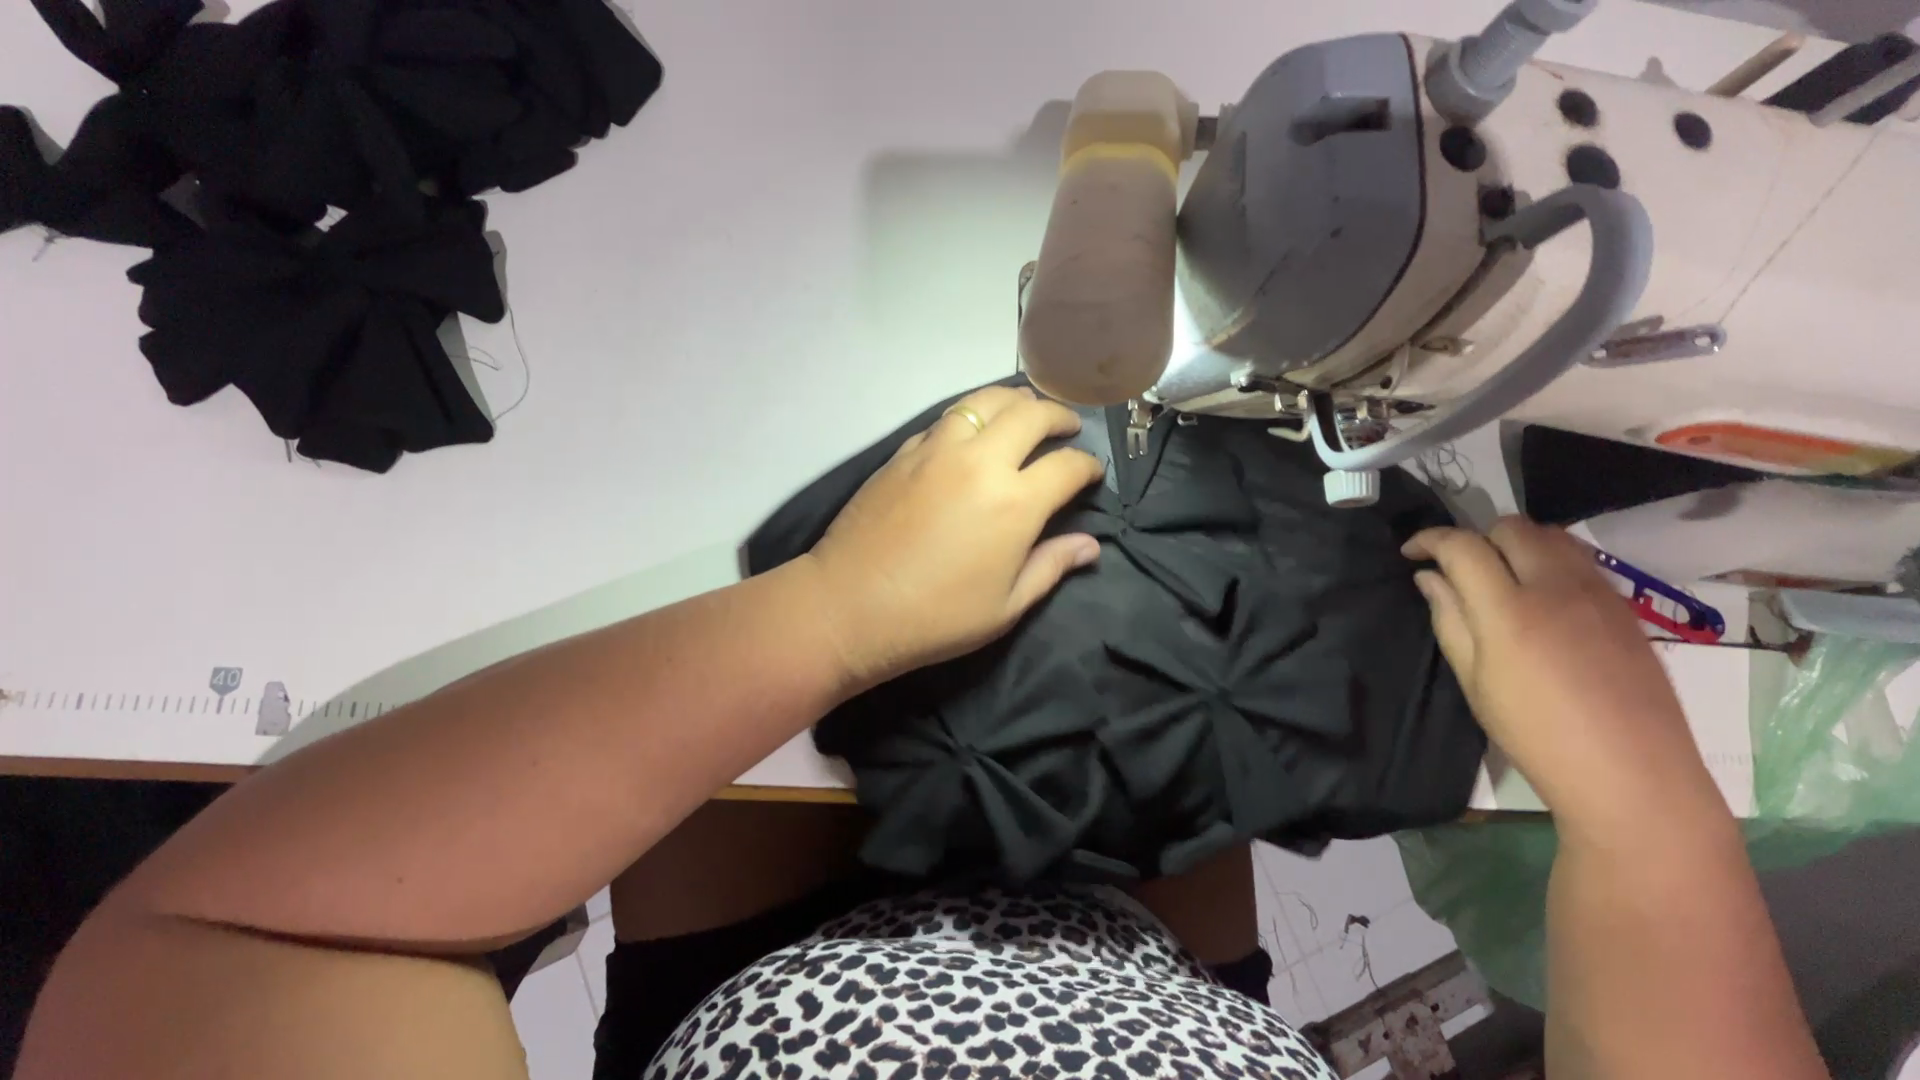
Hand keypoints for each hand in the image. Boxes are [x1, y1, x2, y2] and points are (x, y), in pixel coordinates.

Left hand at [799, 386, 1105, 689]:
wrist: (849, 606)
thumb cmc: (935, 618)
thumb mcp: (1005, 606)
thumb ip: (1051, 566)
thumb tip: (1089, 545)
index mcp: (1015, 502)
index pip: (1068, 465)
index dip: (1088, 466)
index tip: (1092, 473)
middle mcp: (980, 462)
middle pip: (1031, 415)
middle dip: (1058, 416)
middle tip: (1066, 427)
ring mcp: (937, 451)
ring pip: (984, 402)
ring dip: (1013, 400)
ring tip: (1023, 409)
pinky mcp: (903, 453)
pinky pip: (946, 419)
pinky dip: (971, 416)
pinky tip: (972, 430)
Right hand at [1404, 517, 1728, 842]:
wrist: (1632, 772)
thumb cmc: (1536, 735)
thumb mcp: (1475, 682)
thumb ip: (1450, 620)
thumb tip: (1430, 578)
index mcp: (1509, 610)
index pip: (1463, 547)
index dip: (1430, 540)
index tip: (1411, 553)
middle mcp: (1556, 586)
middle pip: (1510, 528)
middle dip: (1475, 537)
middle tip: (1458, 568)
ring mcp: (1597, 592)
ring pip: (1551, 535)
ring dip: (1516, 542)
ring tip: (1500, 575)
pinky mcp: (1624, 606)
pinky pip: (1580, 559)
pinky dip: (1549, 559)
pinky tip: (1540, 597)